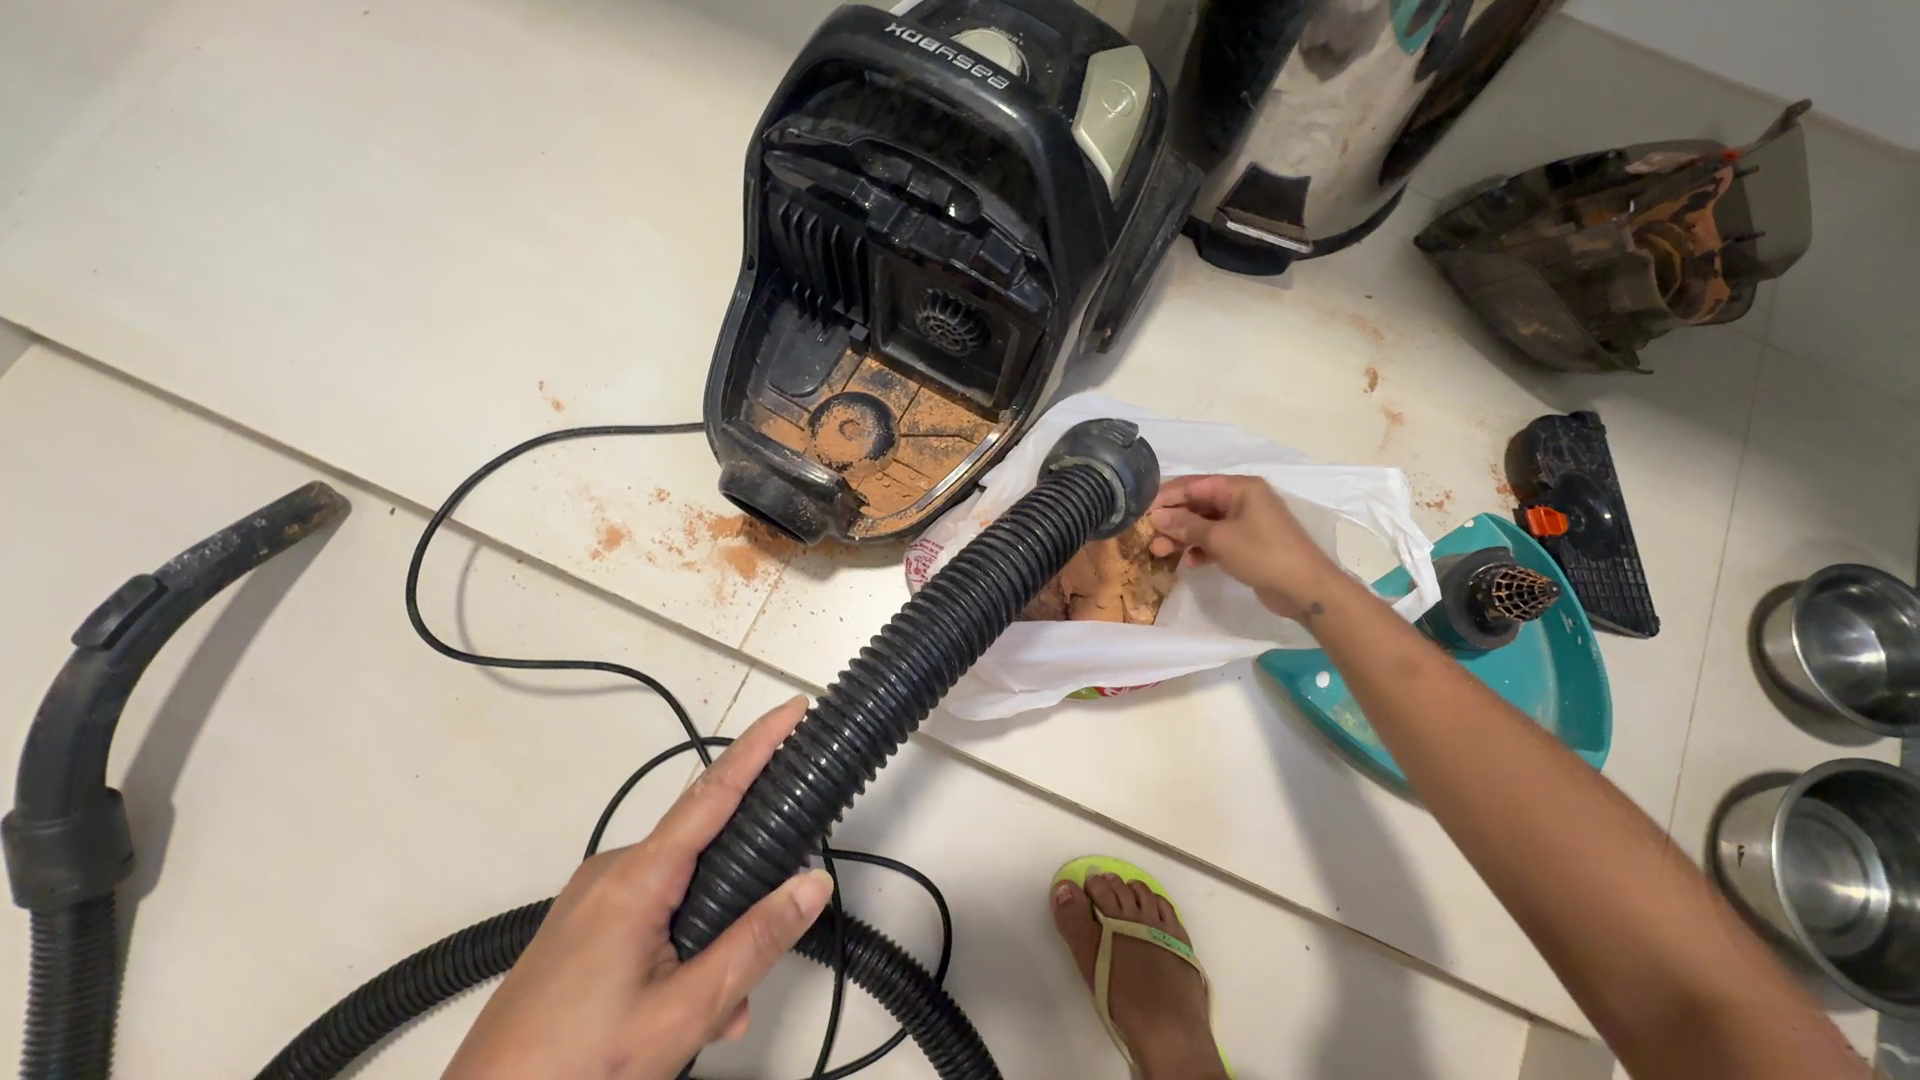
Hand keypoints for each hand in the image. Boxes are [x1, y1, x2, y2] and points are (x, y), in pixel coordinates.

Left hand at [443, 697, 832, 1079]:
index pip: (714, 792)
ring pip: (681, 896)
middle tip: (767, 949)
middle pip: (705, 854)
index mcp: (636, 878)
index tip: (795, 708)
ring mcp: (592, 900)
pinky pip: (652, 917)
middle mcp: (613, 873)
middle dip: (746, 895)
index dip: (759, 746)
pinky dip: (683, 951)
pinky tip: (688, 1011)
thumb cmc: (582, 1064)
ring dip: (715, 941)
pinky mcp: (581, 929)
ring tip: (724, 1013)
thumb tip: (814, 884)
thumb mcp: (686, 1010)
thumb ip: (755, 942)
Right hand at [1148, 474, 1344, 622]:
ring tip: (1160, 552)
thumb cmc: (1262, 554)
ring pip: (1206, 524)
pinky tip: (1187, 562)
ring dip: (1183, 536)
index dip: (1168, 496)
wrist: (1304, 588)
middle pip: (1199, 504)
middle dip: (1173, 520)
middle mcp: (1244, 501)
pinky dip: (1201, 549)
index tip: (1143, 510)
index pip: (1196, 484)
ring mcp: (1247, 523)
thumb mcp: (1219, 538)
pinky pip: (1217, 541)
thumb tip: (1157, 517)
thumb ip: (1186, 525)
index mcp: (1241, 488)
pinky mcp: (1249, 545)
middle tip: (1149, 536)